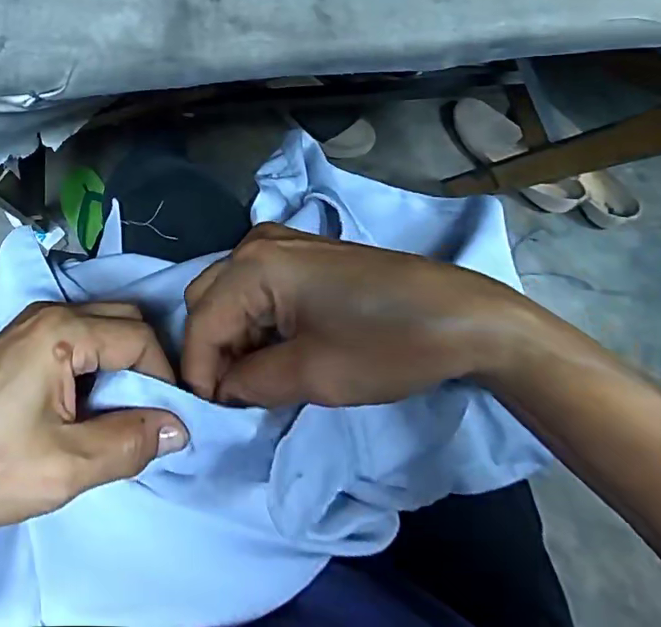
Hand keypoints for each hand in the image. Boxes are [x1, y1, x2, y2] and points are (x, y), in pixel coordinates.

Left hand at [0, 302, 189, 536]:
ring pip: (99, 327)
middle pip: (124, 321)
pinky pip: (73, 338)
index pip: (140, 339)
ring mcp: (26, 325)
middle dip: (144, 364)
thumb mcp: (66, 467)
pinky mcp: (13, 344)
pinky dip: (92, 364)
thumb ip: (130, 442)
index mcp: (63, 329)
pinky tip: (79, 407)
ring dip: (118, 364)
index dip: (163, 379)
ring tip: (112, 415)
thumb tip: (178, 426)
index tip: (166, 421)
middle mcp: (48, 313)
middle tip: (143, 414)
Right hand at [180, 223, 541, 406]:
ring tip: (257, 382)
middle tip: (235, 399)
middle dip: (212, 352)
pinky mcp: (307, 254)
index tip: (214, 419)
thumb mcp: (312, 375)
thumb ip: (249, 383)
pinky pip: (259, 287)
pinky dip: (257, 322)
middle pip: (208, 301)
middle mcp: (261, 242)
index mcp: (256, 263)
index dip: (198, 376)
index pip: (200, 324)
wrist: (461, 316)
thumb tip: (223, 389)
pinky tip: (277, 353)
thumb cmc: (387, 343)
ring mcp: (286, 243)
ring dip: (234, 338)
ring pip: (231, 294)